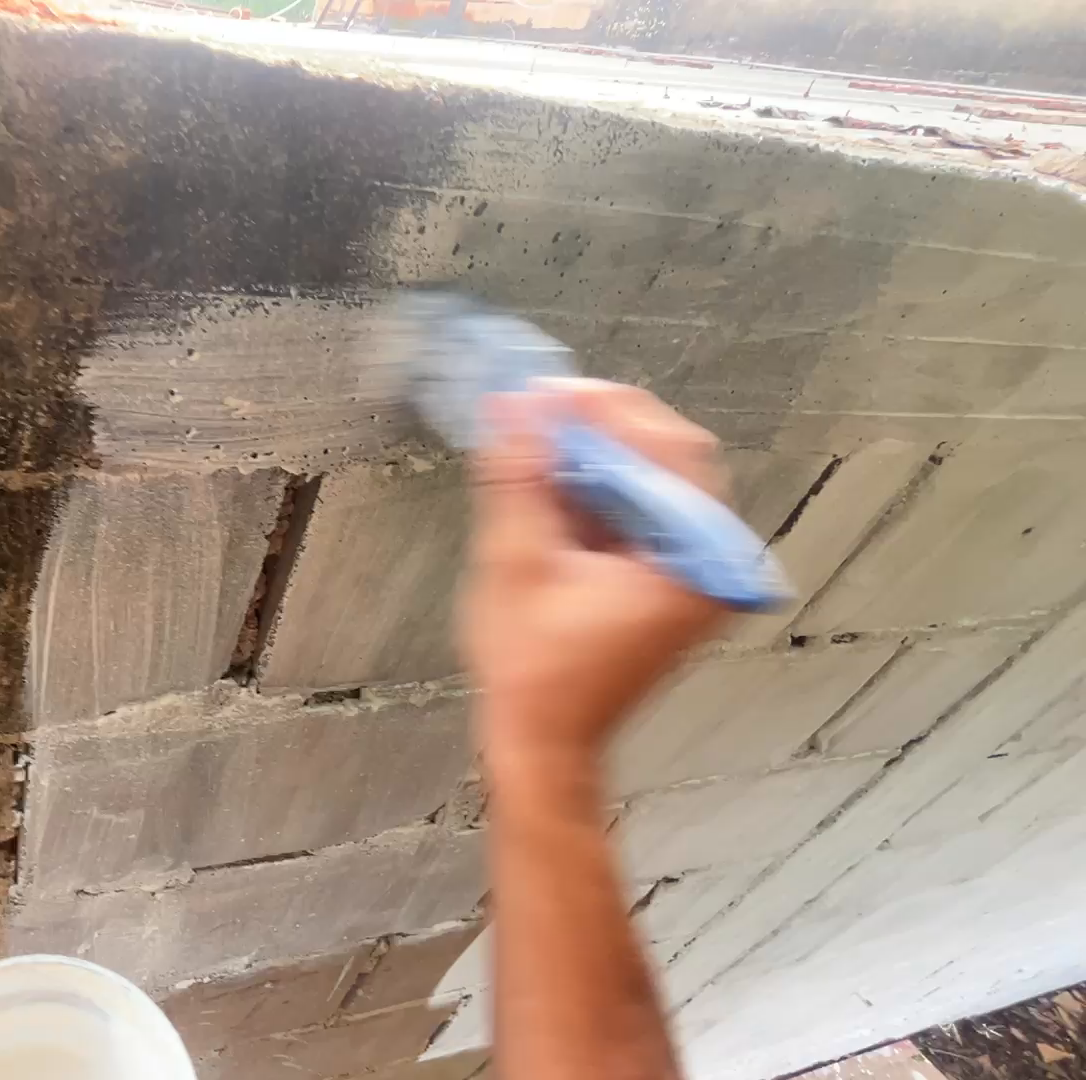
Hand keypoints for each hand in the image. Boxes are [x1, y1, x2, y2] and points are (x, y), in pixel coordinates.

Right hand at [456, 378, 728, 759]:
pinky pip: (636, 514)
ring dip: (589, 459)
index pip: (669, 450)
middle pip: (665, 460)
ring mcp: (691, 573)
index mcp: (693, 560)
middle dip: (597, 430)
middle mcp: (709, 562)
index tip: (547, 390)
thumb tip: (512, 406)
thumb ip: (518, 479)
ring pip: (648, 483)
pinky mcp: (665, 581)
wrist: (542, 736)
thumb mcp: (515, 563)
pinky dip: (592, 493)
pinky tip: (547, 490)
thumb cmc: (531, 667)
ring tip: (532, 446)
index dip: (608, 410)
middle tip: (535, 413)